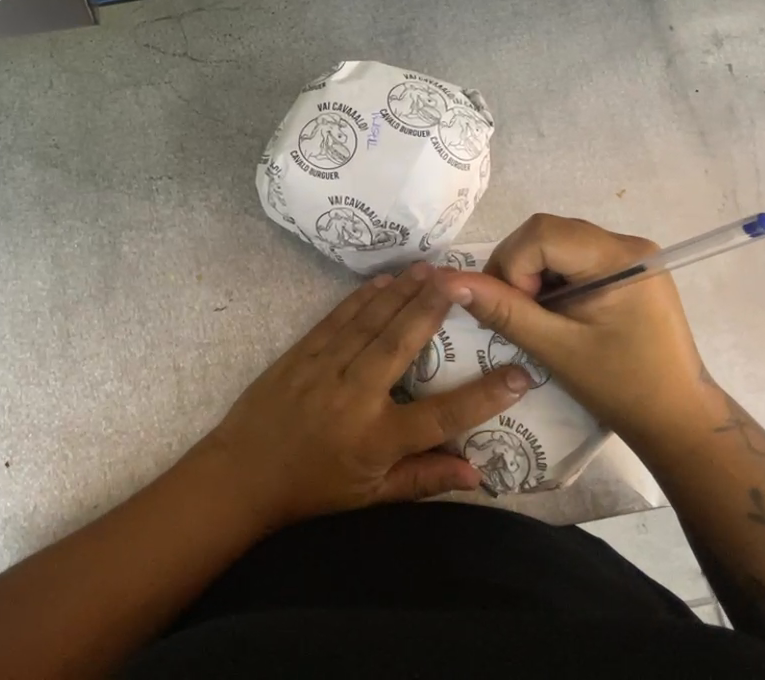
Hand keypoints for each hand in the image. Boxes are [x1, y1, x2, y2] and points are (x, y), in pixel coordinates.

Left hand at [189, 264, 533, 532]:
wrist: (244, 472)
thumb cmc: (312, 488)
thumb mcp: (371, 495)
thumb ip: (424, 480)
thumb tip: (478, 472)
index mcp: (377, 439)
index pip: (443, 415)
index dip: (484, 397)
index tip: (520, 374)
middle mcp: (354, 396)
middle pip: (401, 344)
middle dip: (433, 308)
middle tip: (462, 279)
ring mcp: (325, 368)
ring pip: (370, 322)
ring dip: (401, 293)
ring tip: (429, 269)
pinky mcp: (302, 353)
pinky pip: (337, 319)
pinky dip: (361, 298)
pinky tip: (382, 283)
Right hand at [431, 214, 716, 446]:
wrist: (678, 419)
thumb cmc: (621, 387)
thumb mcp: (554, 349)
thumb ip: (501, 309)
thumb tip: (447, 281)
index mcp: (618, 259)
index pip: (541, 233)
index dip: (513, 266)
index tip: (520, 310)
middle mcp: (627, 245)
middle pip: (545, 232)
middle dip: (518, 268)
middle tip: (520, 314)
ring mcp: (630, 256)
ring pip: (554, 242)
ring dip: (531, 274)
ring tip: (537, 317)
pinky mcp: (627, 270)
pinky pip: (571, 256)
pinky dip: (549, 279)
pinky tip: (556, 313)